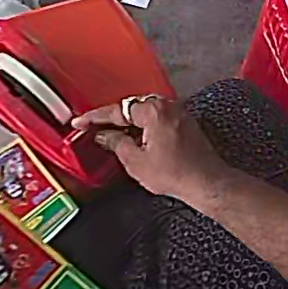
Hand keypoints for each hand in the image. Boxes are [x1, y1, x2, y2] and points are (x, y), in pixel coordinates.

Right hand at [71, 95, 233, 203]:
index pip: (118, 110)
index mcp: (154, 111)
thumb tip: (104, 136)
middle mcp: (168, 106)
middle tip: (94, 127)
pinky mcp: (185, 123)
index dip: (96, 117)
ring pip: (146, 112)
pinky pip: (158, 118)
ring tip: (112, 134)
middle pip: (133, 107)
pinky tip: (136, 138)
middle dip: (113, 117)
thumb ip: (116, 144)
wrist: (206, 182)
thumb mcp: (136, 161)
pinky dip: (144, 125)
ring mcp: (179, 113)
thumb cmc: (176, 173)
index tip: (81, 121)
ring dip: (129, 121)